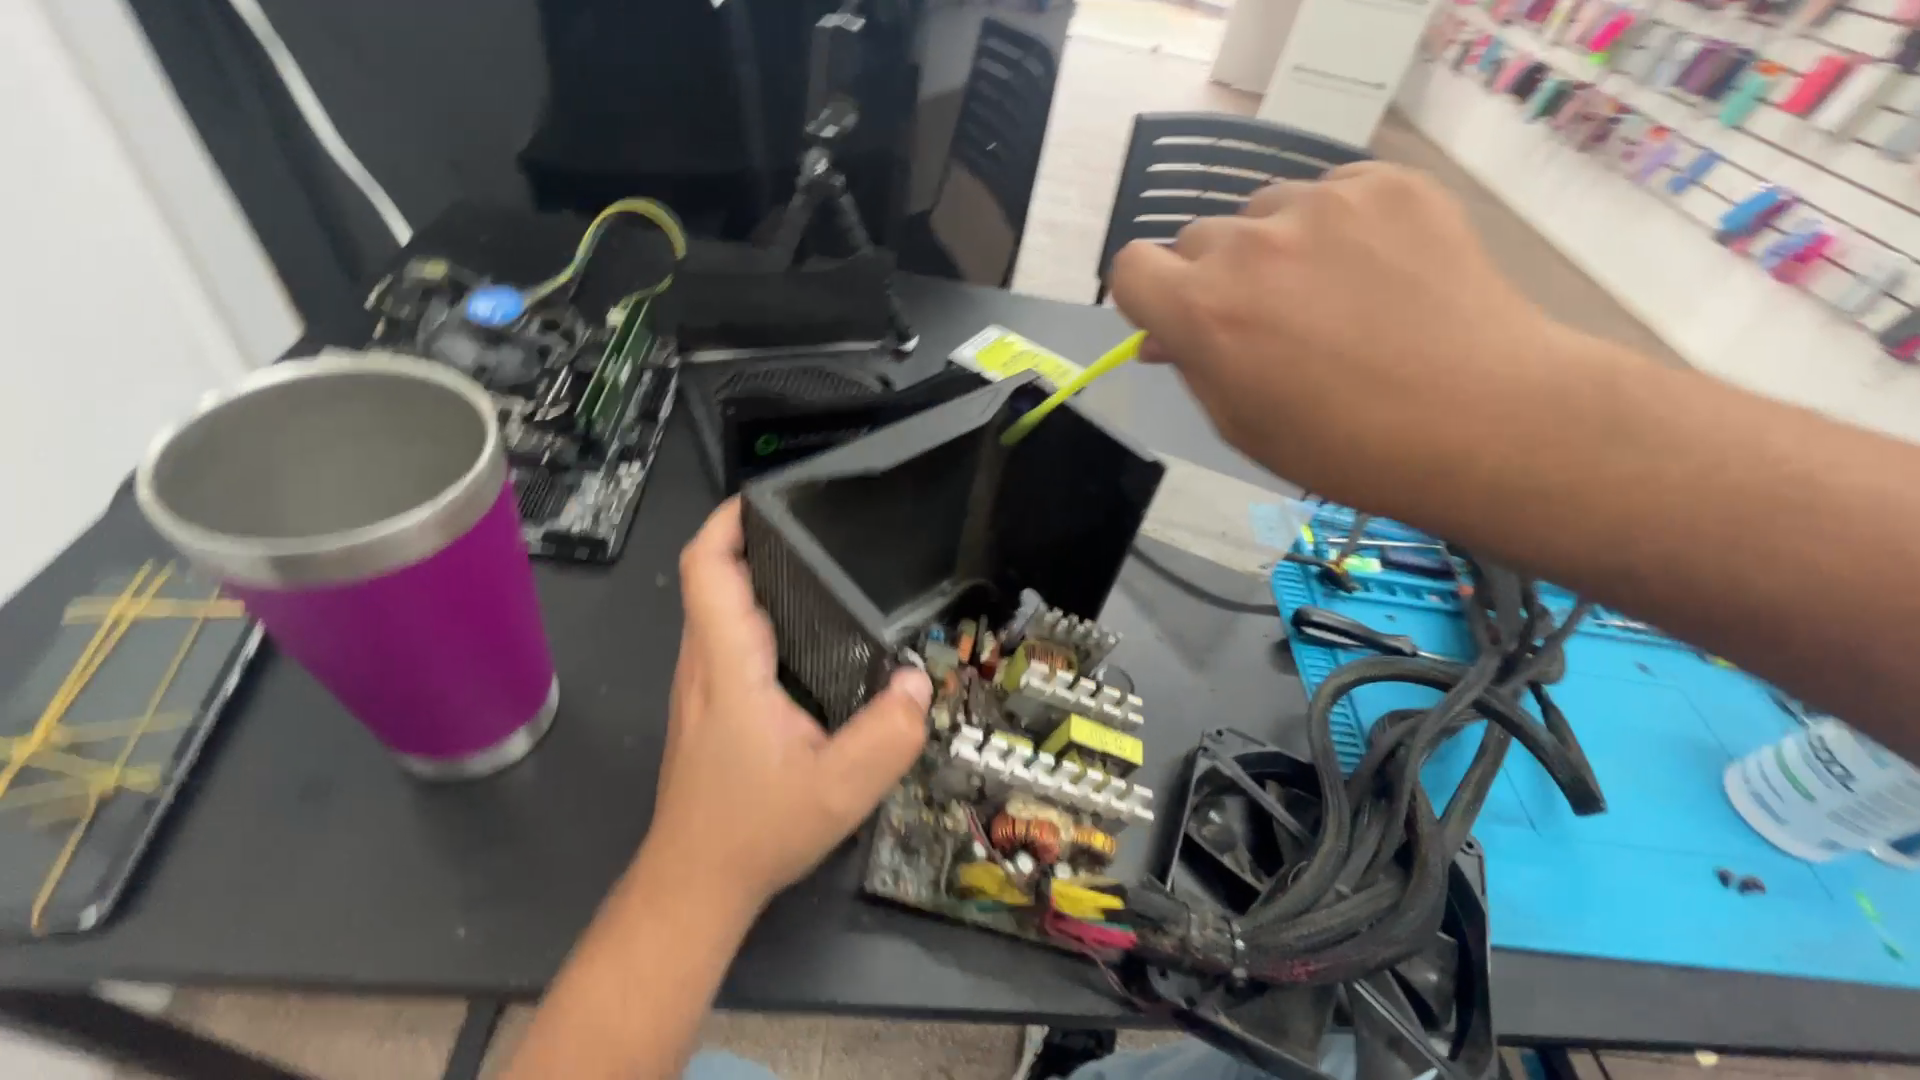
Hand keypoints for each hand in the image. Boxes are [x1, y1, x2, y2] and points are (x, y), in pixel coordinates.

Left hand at [645, 498, 931, 913]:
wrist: (696, 881)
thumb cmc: (756, 831)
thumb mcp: (840, 791)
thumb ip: (887, 736)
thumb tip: (917, 683)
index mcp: (728, 665)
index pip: (707, 568)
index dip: (728, 520)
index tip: (771, 498)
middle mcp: (704, 663)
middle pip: (713, 577)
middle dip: (756, 539)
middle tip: (820, 527)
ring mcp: (700, 683)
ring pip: (718, 607)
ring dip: (757, 575)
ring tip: (821, 567)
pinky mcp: (707, 703)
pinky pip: (727, 635)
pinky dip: (758, 611)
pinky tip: (809, 632)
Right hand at [1109, 162, 1577, 507]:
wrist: (1483, 417)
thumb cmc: (1345, 446)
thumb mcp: (1243, 424)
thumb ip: (1192, 366)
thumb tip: (1163, 334)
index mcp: (1204, 311)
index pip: (1130, 268)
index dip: (1149, 295)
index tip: (1177, 317)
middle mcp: (1250, 244)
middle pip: (1198, 239)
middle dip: (1216, 276)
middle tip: (1269, 320)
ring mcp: (1323, 204)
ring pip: (1265, 212)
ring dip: (1277, 247)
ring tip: (1334, 294)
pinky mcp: (1386, 183)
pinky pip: (1332, 193)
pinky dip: (1339, 227)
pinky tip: (1379, 272)